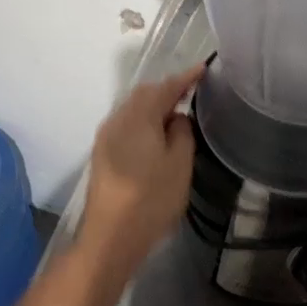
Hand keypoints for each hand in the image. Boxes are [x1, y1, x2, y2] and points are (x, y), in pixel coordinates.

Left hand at [78, 64, 204, 273]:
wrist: (110, 237)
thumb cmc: (151, 199)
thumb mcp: (179, 164)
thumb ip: (181, 133)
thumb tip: (175, 117)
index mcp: (137, 117)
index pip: (164, 88)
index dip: (185, 77)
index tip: (203, 69)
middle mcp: (117, 119)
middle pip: (144, 95)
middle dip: (167, 90)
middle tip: (192, 90)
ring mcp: (106, 137)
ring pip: (133, 110)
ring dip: (154, 107)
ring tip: (176, 112)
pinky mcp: (103, 154)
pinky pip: (127, 125)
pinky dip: (144, 122)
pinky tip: (156, 134)